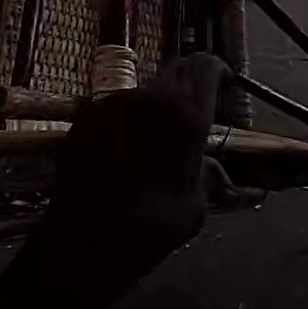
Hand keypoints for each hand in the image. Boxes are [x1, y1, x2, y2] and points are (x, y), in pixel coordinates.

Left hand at [36, 53, 226, 278]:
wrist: (85, 242)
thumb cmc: (150, 226)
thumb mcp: (195, 203)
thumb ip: (207, 171)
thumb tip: (211, 163)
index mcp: (185, 113)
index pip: (206, 66)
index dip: (216, 71)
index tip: (222, 83)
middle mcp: (150, 96)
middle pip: (177, 71)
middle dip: (189, 85)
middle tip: (192, 110)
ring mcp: (115, 101)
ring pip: (146, 90)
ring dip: (156, 106)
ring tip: (153, 141)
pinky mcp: (88, 113)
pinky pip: (118, 106)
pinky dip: (128, 120)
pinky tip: (123, 151)